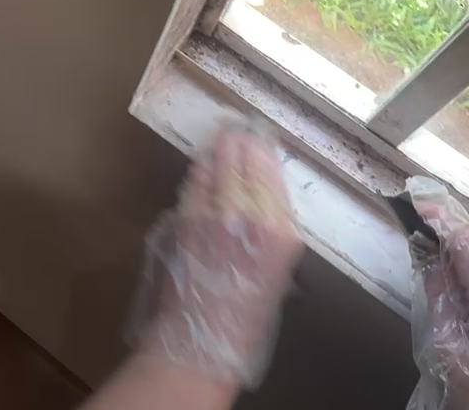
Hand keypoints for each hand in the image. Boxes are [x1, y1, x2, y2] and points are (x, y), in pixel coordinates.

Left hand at [134, 124, 304, 387]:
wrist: (199, 344)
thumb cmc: (246, 316)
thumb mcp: (280, 270)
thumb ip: (275, 228)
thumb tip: (266, 195)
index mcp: (281, 232)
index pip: (272, 171)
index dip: (264, 147)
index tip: (262, 135)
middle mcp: (251, 215)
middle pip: (245, 158)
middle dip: (243, 138)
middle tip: (241, 125)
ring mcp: (216, 214)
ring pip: (218, 162)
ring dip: (221, 145)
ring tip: (224, 132)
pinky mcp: (187, 218)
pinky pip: (196, 180)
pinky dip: (201, 166)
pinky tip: (204, 158)